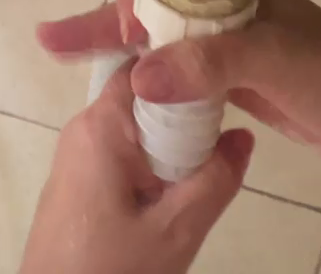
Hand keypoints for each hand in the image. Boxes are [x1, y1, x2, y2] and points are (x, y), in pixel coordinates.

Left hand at [18, 59, 253, 273]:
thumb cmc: (110, 269)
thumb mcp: (174, 232)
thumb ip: (214, 180)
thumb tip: (244, 135)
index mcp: (101, 124)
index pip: (145, 66)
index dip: (183, 66)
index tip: (221, 81)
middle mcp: (83, 126)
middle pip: (141, 97)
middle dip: (182, 112)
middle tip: (221, 130)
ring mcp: (76, 153)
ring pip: (133, 126)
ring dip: (167, 141)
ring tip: (205, 159)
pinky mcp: (76, 179)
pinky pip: (119, 150)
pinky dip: (148, 160)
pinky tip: (173, 186)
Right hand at [37, 0, 320, 165]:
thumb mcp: (270, 57)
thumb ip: (208, 64)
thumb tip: (140, 78)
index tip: (126, 30)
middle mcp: (219, 2)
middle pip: (148, 2)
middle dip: (102, 19)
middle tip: (55, 41)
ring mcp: (220, 39)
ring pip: (155, 36)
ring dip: (113, 47)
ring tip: (62, 54)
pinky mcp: (222, 73)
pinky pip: (171, 70)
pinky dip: (143, 78)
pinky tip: (120, 92)